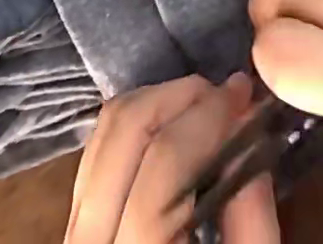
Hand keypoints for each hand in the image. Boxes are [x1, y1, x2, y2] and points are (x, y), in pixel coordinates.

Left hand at [66, 74, 279, 243]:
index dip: (207, 119)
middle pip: (125, 132)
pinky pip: (99, 146)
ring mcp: (71, 237)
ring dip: (162, 99)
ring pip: (107, 129)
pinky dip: (140, 118)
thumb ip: (251, 207)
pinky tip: (175, 123)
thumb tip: (248, 121)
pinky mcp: (72, 226)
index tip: (246, 95)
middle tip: (228, 93)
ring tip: (206, 105)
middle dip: (184, 96)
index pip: (162, 168)